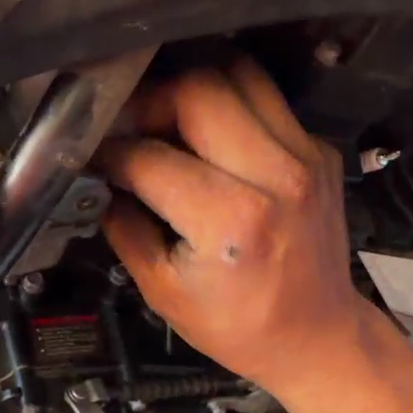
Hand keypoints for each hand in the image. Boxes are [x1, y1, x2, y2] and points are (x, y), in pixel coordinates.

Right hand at [98, 60, 369, 397]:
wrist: (314, 337)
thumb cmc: (238, 327)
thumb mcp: (162, 292)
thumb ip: (126, 231)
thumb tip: (102, 185)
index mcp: (231, 221)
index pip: (151, 158)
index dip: (110, 153)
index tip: (93, 158)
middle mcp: (275, 176)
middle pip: (198, 90)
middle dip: (149, 102)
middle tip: (128, 128)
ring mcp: (304, 156)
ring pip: (238, 75)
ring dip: (190, 90)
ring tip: (164, 121)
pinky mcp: (319, 149)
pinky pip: (265, 99)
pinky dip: (227, 107)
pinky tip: (206, 138)